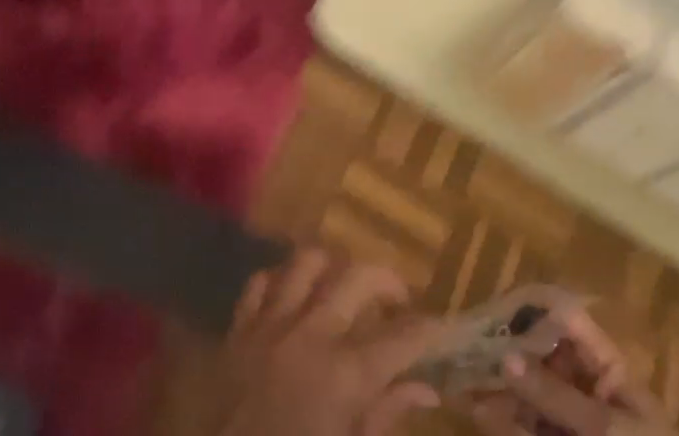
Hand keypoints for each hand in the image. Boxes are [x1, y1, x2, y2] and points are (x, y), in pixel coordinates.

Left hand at [216, 250, 445, 435]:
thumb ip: (386, 415)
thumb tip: (426, 390)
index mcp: (347, 374)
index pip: (404, 336)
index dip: (430, 328)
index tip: (441, 328)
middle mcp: (312, 335)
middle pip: (359, 277)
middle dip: (388, 281)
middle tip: (396, 301)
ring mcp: (271, 326)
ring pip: (307, 263)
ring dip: (332, 268)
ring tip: (343, 286)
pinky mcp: (237, 329)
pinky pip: (260, 282)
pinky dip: (280, 281)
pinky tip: (292, 298)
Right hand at [466, 311, 673, 435]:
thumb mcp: (605, 428)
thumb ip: (555, 395)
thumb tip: (506, 356)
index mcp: (610, 375)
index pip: (572, 329)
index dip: (538, 313)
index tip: (497, 305)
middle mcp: (586, 393)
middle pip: (543, 362)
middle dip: (510, 354)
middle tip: (470, 345)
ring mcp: (570, 427)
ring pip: (529, 398)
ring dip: (501, 390)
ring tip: (467, 379)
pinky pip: (527, 430)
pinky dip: (504, 423)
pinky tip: (480, 414)